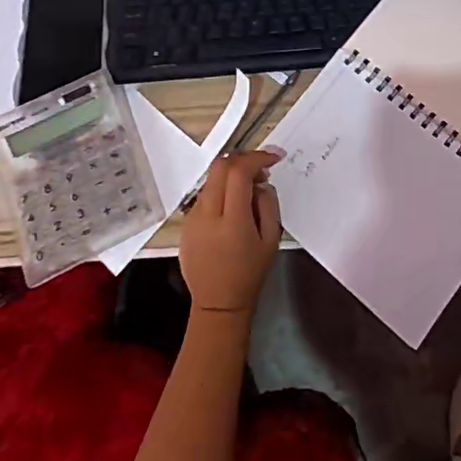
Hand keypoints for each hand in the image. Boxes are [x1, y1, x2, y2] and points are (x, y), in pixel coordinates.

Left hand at [179, 150, 282, 315]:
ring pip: (211, 179)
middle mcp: (207, 215)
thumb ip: (268, 204)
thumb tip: (260, 181)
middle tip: (261, 168)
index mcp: (232, 221)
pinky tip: (233, 205)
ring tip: (249, 188)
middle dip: (243, 159)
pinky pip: (204, 195)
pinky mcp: (185, 223)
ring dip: (231, 174)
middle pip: (219, 167)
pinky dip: (221, 189)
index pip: (239, 173)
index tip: (274, 158)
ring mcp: (192, 218)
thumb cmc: (250, 273)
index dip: (258, 158)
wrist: (218, 302)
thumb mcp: (271, 239)